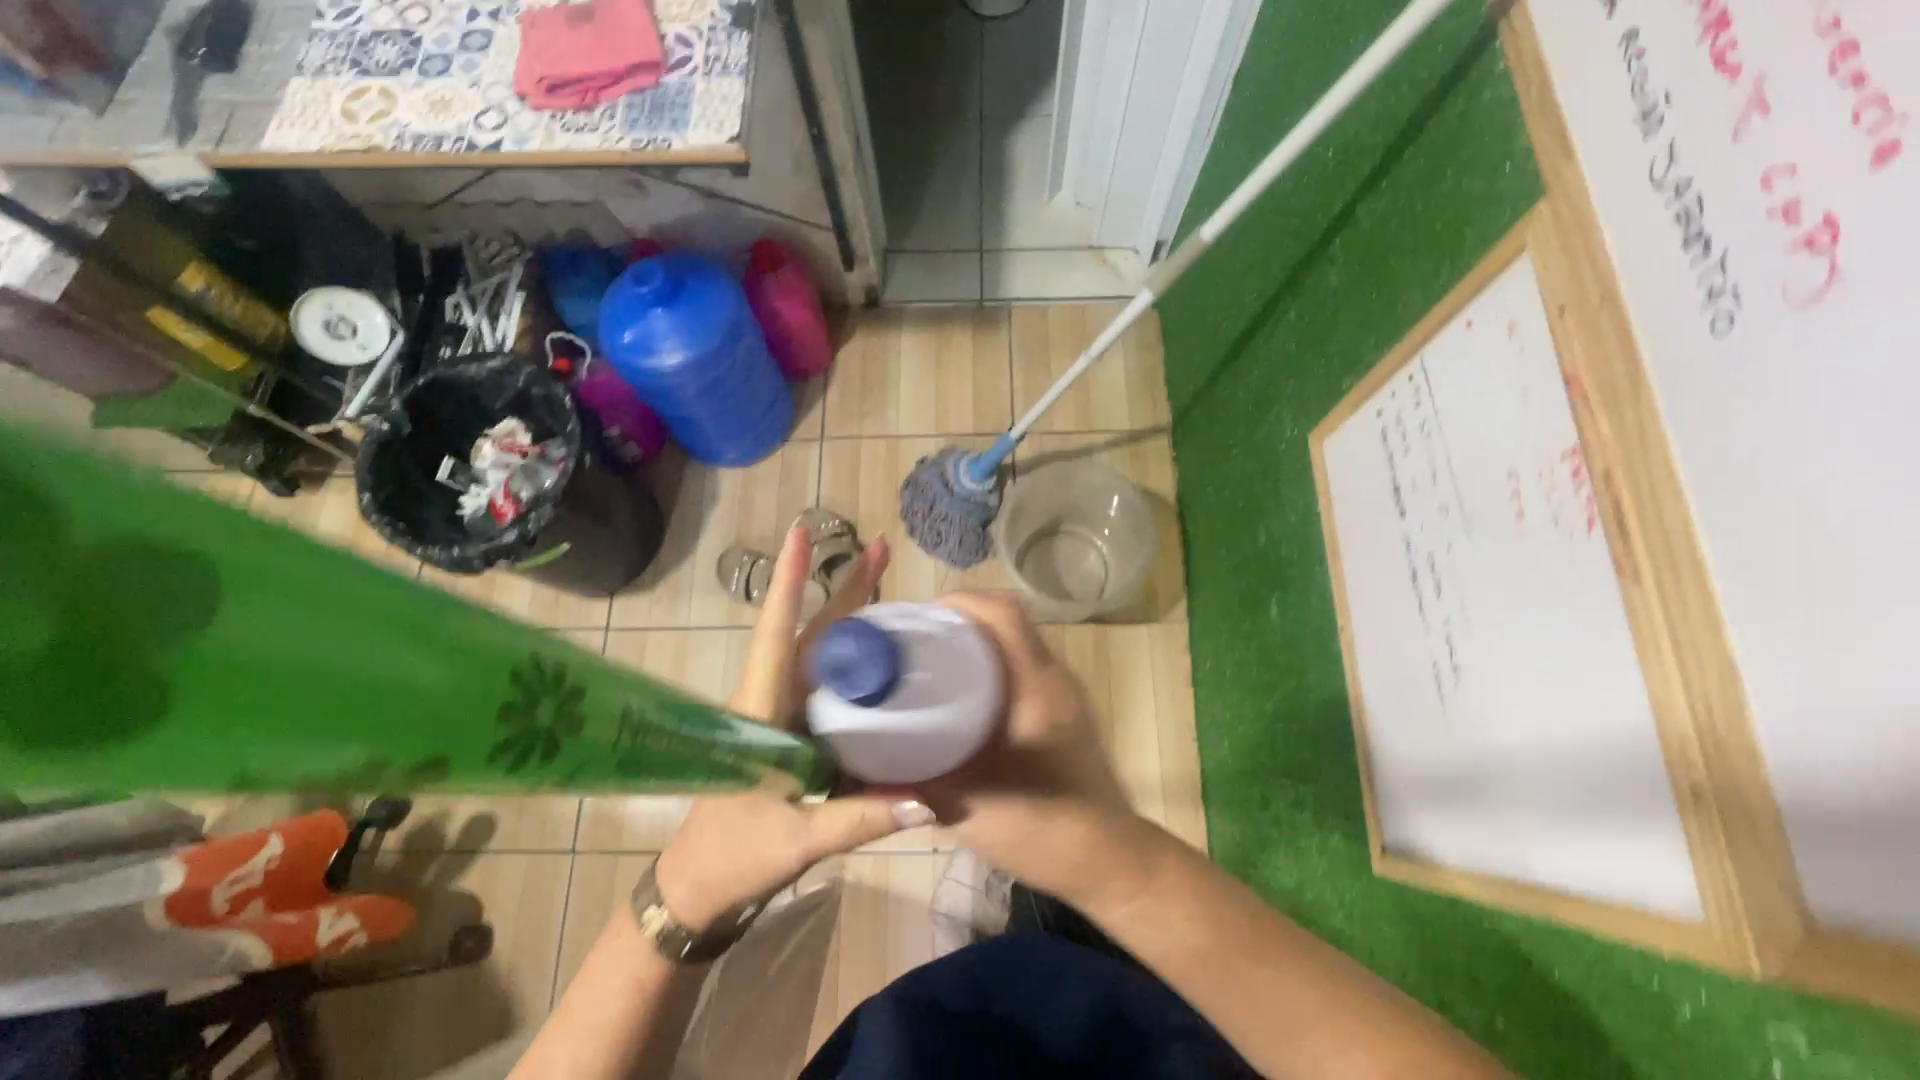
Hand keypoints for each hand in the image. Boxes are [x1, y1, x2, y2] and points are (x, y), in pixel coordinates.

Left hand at [654, 526, 933, 932]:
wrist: (696, 889)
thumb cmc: (732, 857)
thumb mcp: (798, 841)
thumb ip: (860, 819)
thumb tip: (930, 802)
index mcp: (758, 712)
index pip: (774, 635)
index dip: (789, 584)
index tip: (801, 533)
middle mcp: (767, 701)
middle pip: (807, 635)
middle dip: (844, 592)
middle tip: (883, 551)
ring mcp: (777, 717)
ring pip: (816, 657)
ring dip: (850, 621)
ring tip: (888, 586)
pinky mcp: (788, 736)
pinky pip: (824, 688)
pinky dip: (853, 664)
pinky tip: (883, 658)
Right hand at [914, 592, 1143, 905]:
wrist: (1108, 861)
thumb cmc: (1042, 827)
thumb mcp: (967, 805)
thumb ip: (914, 782)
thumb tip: (859, 767)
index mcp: (1035, 686)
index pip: (1004, 613)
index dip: (961, 602)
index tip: (918, 617)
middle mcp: (1055, 679)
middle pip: (1009, 621)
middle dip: (961, 620)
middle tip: (915, 642)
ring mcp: (1065, 696)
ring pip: (1018, 644)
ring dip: (978, 643)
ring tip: (931, 665)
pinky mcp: (1066, 714)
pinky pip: (1025, 669)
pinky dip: (993, 667)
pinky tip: (963, 701)